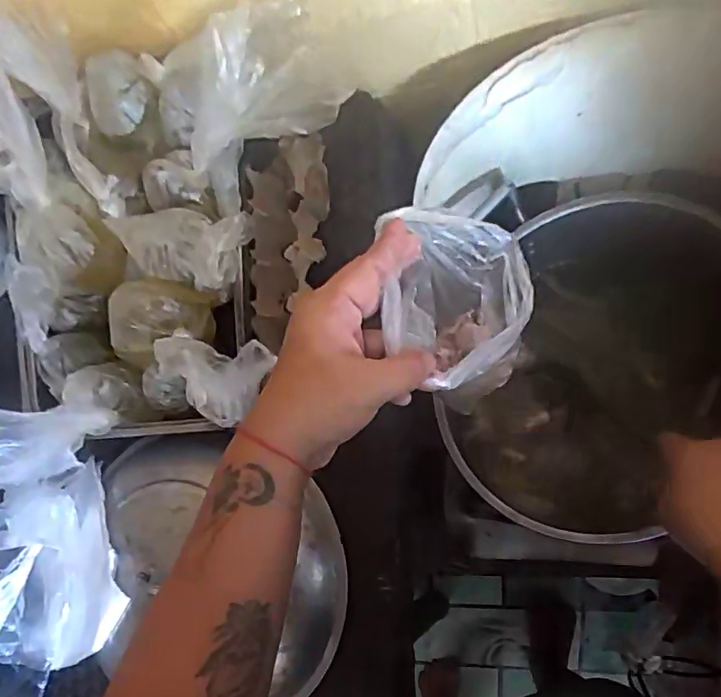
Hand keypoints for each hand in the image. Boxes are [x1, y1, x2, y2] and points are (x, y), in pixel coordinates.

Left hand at [244, 221, 436, 468]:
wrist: (284, 442)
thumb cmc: (320, 404)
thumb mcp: (371, 385)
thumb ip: (408, 369)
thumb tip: (433, 362)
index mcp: (331, 310)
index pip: (368, 271)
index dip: (391, 251)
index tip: (410, 230)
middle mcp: (329, 319)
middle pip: (372, 296)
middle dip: (400, 284)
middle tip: (424, 258)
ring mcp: (331, 345)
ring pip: (375, 334)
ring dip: (401, 345)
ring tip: (435, 345)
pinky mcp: (334, 369)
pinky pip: (369, 358)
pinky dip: (389, 369)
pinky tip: (410, 387)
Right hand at [657, 434, 720, 563]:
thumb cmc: (700, 529)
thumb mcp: (667, 514)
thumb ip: (667, 491)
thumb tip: (673, 484)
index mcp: (687, 453)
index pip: (668, 442)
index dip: (666, 454)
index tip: (666, 467)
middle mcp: (719, 445)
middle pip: (705, 450)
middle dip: (701, 466)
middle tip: (699, 491)